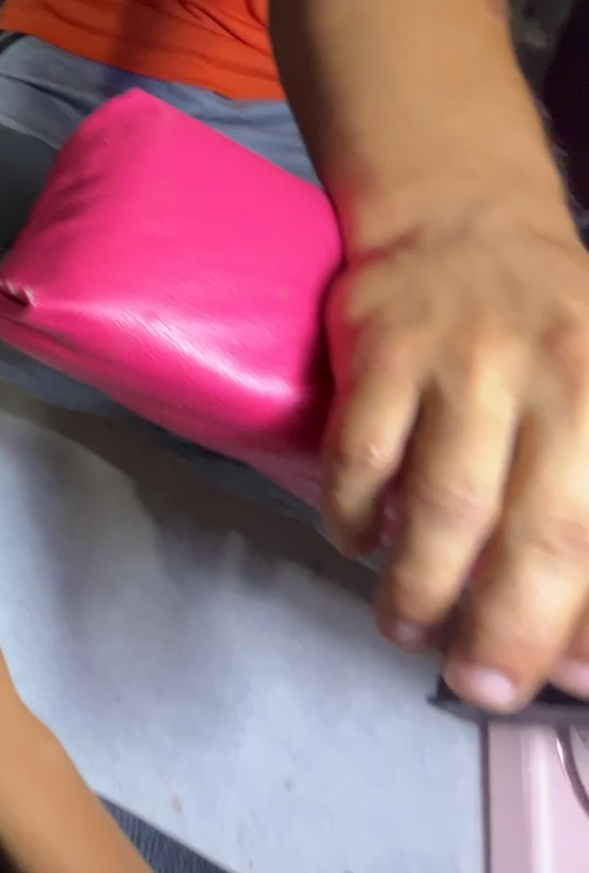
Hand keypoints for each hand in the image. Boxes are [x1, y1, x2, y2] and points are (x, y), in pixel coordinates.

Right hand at [323, 200, 588, 708]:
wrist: (461, 231)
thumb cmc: (548, 329)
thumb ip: (588, 493)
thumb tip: (574, 615)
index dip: (588, 616)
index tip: (557, 681)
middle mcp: (565, 391)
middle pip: (537, 530)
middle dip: (506, 620)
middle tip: (476, 684)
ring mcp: (466, 369)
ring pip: (443, 497)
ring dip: (417, 575)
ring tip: (396, 625)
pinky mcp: (382, 353)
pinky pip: (363, 447)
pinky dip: (354, 505)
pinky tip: (350, 541)